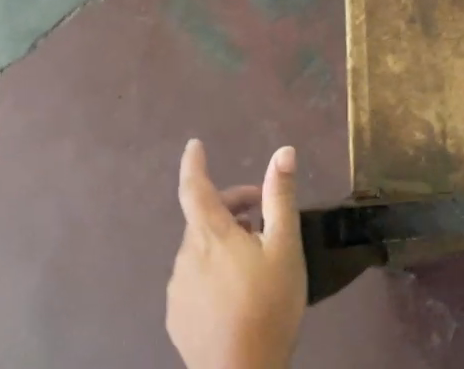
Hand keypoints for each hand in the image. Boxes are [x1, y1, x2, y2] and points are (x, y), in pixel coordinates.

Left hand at [166, 140, 305, 368]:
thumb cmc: (269, 305)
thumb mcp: (285, 248)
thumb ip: (281, 198)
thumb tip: (283, 152)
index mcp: (210, 235)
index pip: (195, 188)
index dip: (194, 164)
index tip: (195, 145)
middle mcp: (186, 257)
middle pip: (204, 219)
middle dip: (232, 209)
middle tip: (264, 219)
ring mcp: (177, 290)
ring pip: (200, 251)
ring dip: (224, 244)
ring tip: (257, 263)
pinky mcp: (177, 318)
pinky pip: (194, 281)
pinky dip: (213, 274)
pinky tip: (237, 296)